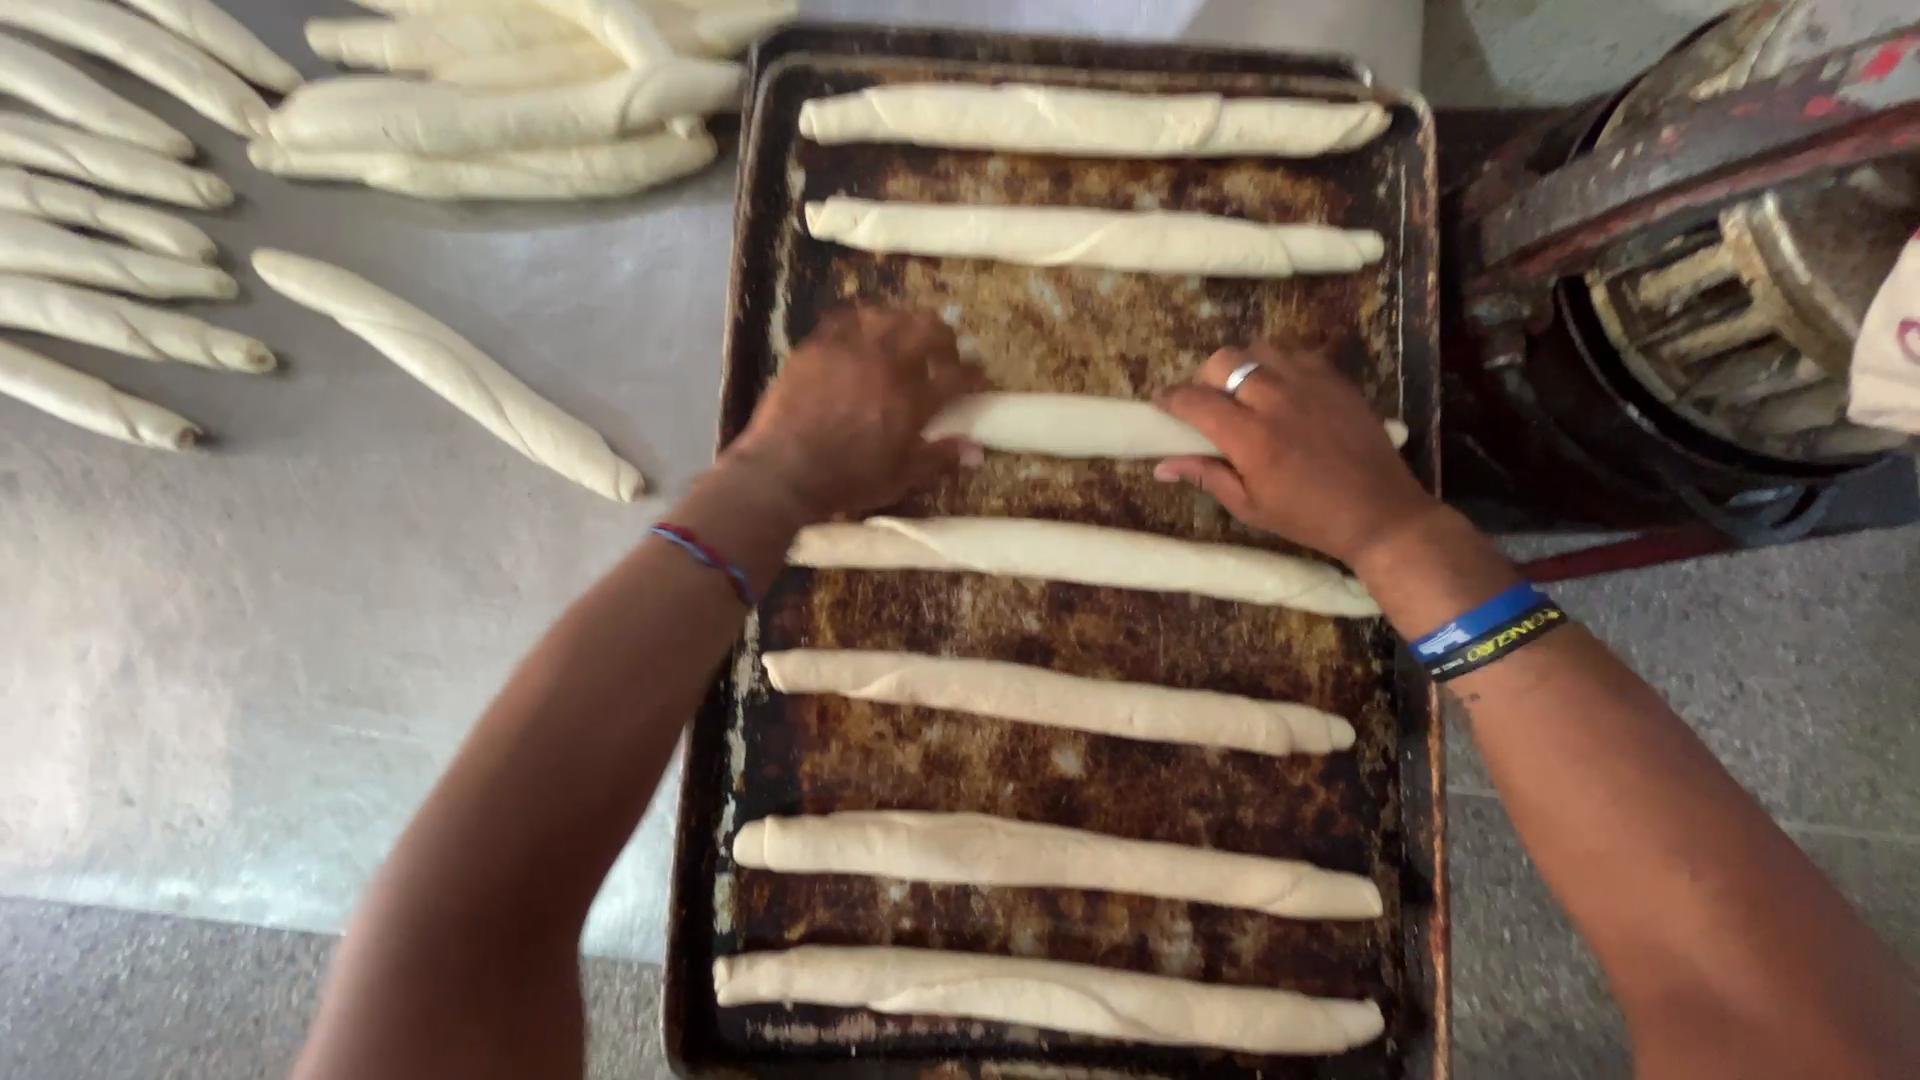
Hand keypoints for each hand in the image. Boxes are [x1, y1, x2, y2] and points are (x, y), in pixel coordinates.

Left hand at [726, 306, 982, 521]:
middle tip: (944, 349)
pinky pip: (847, 317)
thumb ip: (938, 457)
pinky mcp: (818, 345)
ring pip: (890, 315)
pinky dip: (864, 320)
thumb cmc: (846, 481)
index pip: (957, 375)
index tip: (977, 375)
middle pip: (929, 329)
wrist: (783, 471)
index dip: (973, 373)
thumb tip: (976, 450)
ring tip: (905, 333)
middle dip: (945, 336)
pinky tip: (864, 331)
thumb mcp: (900, 477)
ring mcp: (850, 349)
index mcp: (913, 400)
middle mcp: (887, 365)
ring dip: (905, 321)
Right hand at [1153, 345, 1439, 565]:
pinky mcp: (1335, 380)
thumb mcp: (1249, 506)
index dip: (1170, 398)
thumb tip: (1162, 466)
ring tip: (1243, 392)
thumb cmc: (1308, 517)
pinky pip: (1295, 354)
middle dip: (1204, 378)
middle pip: (1223, 361)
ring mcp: (1310, 384)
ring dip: (1241, 366)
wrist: (1379, 511)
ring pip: (1258, 349)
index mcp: (1251, 438)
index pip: (1195, 401)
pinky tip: (1278, 389)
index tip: (1160, 402)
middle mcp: (1276, 400)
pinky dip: (1276, 365)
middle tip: (1207, 402)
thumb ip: (1205, 476)